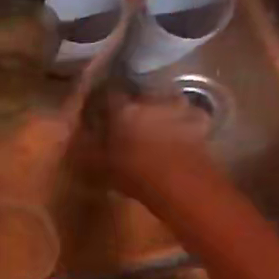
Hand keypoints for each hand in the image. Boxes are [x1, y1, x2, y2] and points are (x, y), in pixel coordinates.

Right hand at [70, 86, 217, 201]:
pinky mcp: (201, 121)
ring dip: (161, 110)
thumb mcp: (98, 165)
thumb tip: (77, 135)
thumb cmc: (134, 174)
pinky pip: (189, 116)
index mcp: (122, 109)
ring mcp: (179, 108)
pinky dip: (184, 122)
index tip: (100, 108)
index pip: (108, 93)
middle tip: (130, 121)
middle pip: (139, 96)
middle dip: (134, 105)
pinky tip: (180, 134)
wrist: (183, 185)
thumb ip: (86, 147)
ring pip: (167, 102)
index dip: (103, 100)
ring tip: (157, 126)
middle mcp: (150, 101)